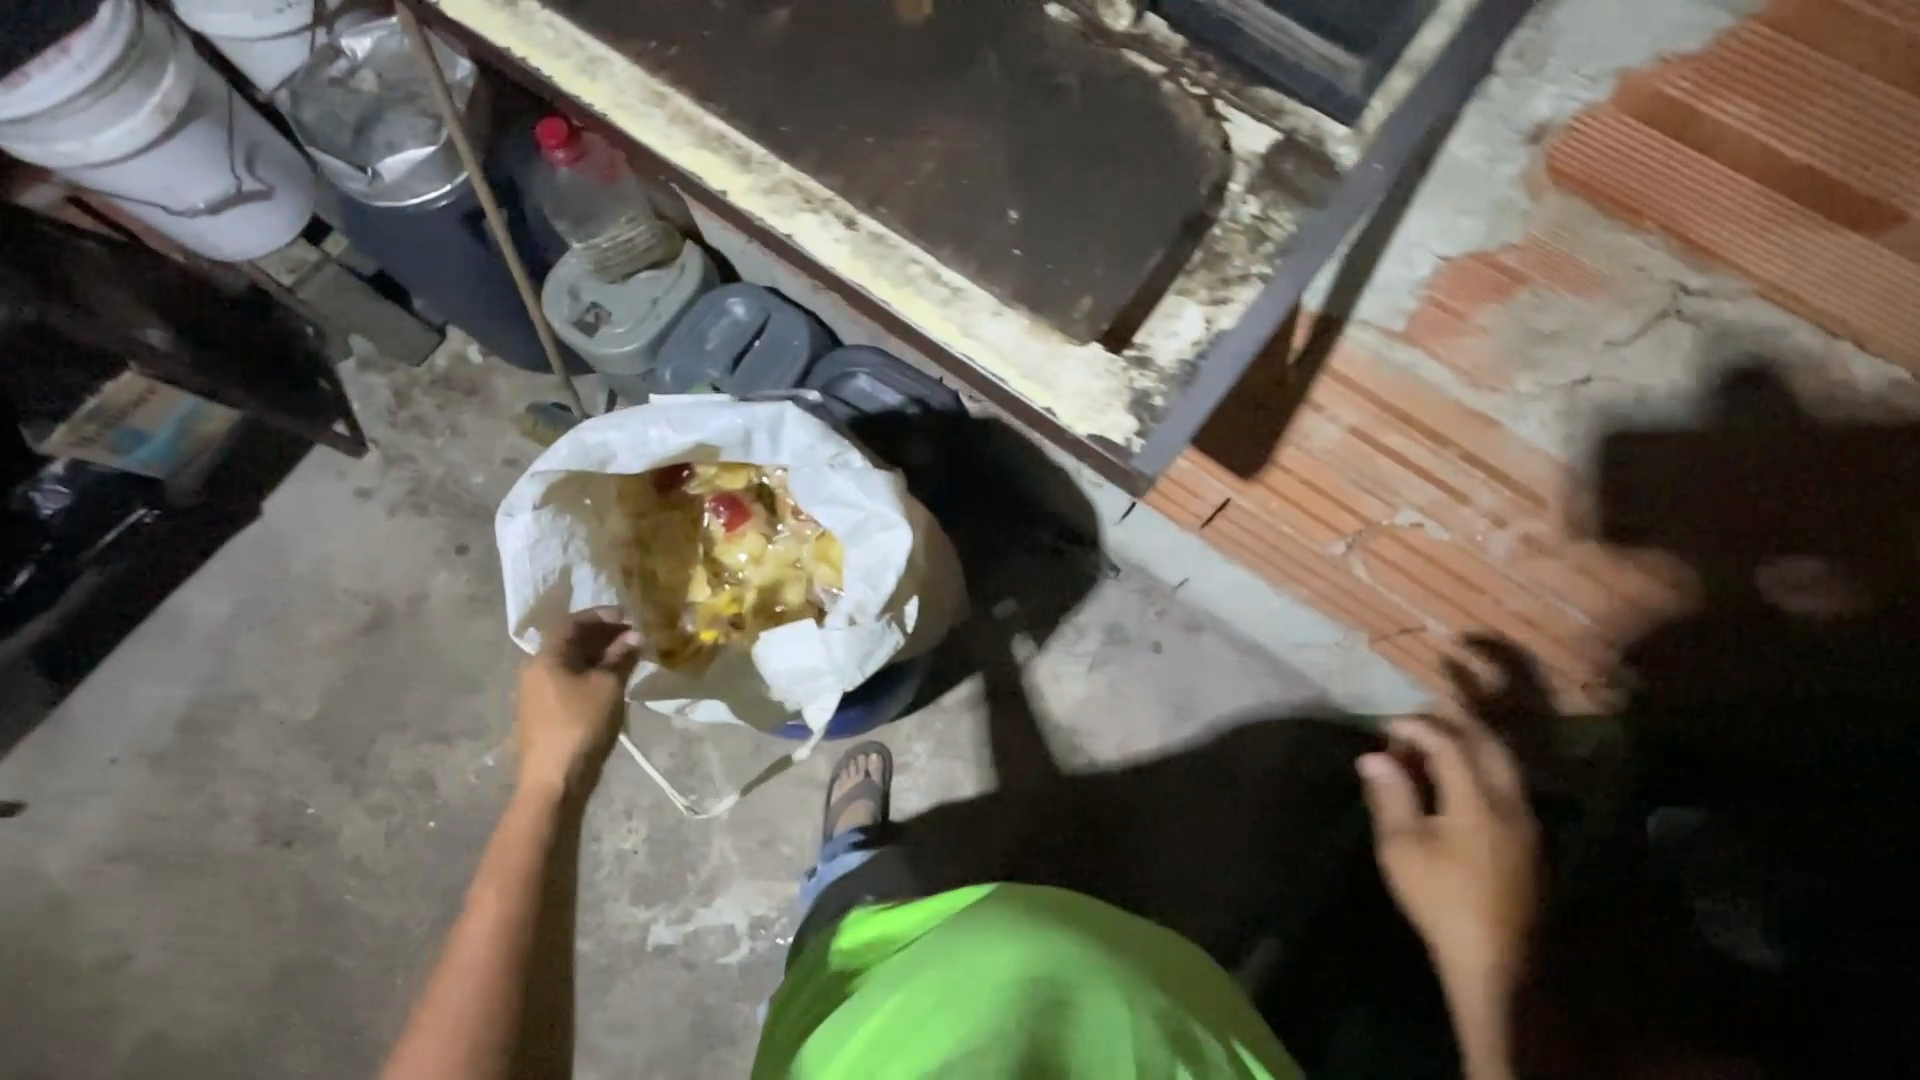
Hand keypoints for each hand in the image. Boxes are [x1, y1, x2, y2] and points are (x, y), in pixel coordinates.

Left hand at [515, 609, 641, 798]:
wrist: (554, 779)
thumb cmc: (581, 725)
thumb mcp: (609, 686)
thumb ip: (622, 656)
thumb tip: (635, 635)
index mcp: (545, 657)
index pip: (573, 622)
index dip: (602, 615)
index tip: (630, 616)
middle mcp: (535, 668)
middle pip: (569, 640)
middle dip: (603, 634)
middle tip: (634, 636)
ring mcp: (536, 691)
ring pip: (570, 661)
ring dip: (598, 654)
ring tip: (628, 657)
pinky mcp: (542, 710)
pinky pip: (568, 678)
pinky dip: (590, 671)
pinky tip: (611, 680)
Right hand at [1358, 716, 1540, 998]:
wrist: (1497, 958)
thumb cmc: (1439, 899)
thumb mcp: (1401, 847)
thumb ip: (1390, 796)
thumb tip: (1373, 756)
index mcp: (1477, 801)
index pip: (1449, 744)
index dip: (1416, 727)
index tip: (1387, 725)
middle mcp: (1509, 802)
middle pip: (1487, 743)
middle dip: (1451, 723)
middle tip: (1417, 717)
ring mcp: (1525, 821)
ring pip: (1502, 762)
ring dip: (1469, 743)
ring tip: (1433, 743)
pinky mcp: (1528, 839)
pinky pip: (1506, 783)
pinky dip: (1480, 765)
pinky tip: (1456, 779)